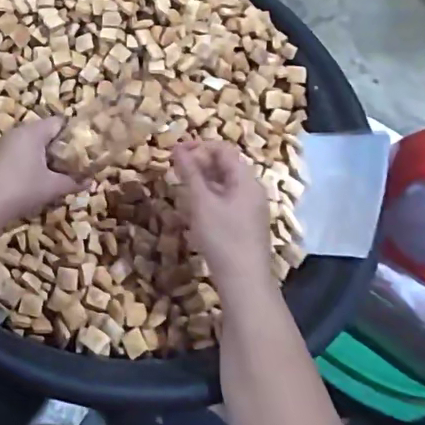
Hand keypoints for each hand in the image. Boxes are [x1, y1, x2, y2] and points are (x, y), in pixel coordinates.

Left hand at [0, 116, 80, 229]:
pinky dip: (26, 166)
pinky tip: (31, 185)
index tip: (85, 150)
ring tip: (55, 178)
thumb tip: (89, 181)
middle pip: (43, 134)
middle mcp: (14, 133)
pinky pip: (15, 157)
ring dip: (42, 160)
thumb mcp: (52, 187)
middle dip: (58, 150)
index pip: (58, 122)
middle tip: (73, 166)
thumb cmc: (20, 189)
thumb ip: (72, 182)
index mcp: (31, 132)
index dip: (74, 134)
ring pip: (28, 147)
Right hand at [173, 140, 272, 290]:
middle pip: (225, 165)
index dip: (199, 146)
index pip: (224, 150)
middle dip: (198, 161)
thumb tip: (178, 148)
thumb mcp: (202, 202)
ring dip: (201, 178)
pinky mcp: (243, 221)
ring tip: (178, 183)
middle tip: (172, 167)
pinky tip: (192, 204)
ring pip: (223, 182)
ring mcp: (249, 206)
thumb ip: (190, 173)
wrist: (244, 278)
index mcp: (245, 181)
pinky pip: (225, 197)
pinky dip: (207, 193)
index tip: (173, 151)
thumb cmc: (222, 236)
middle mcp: (251, 190)